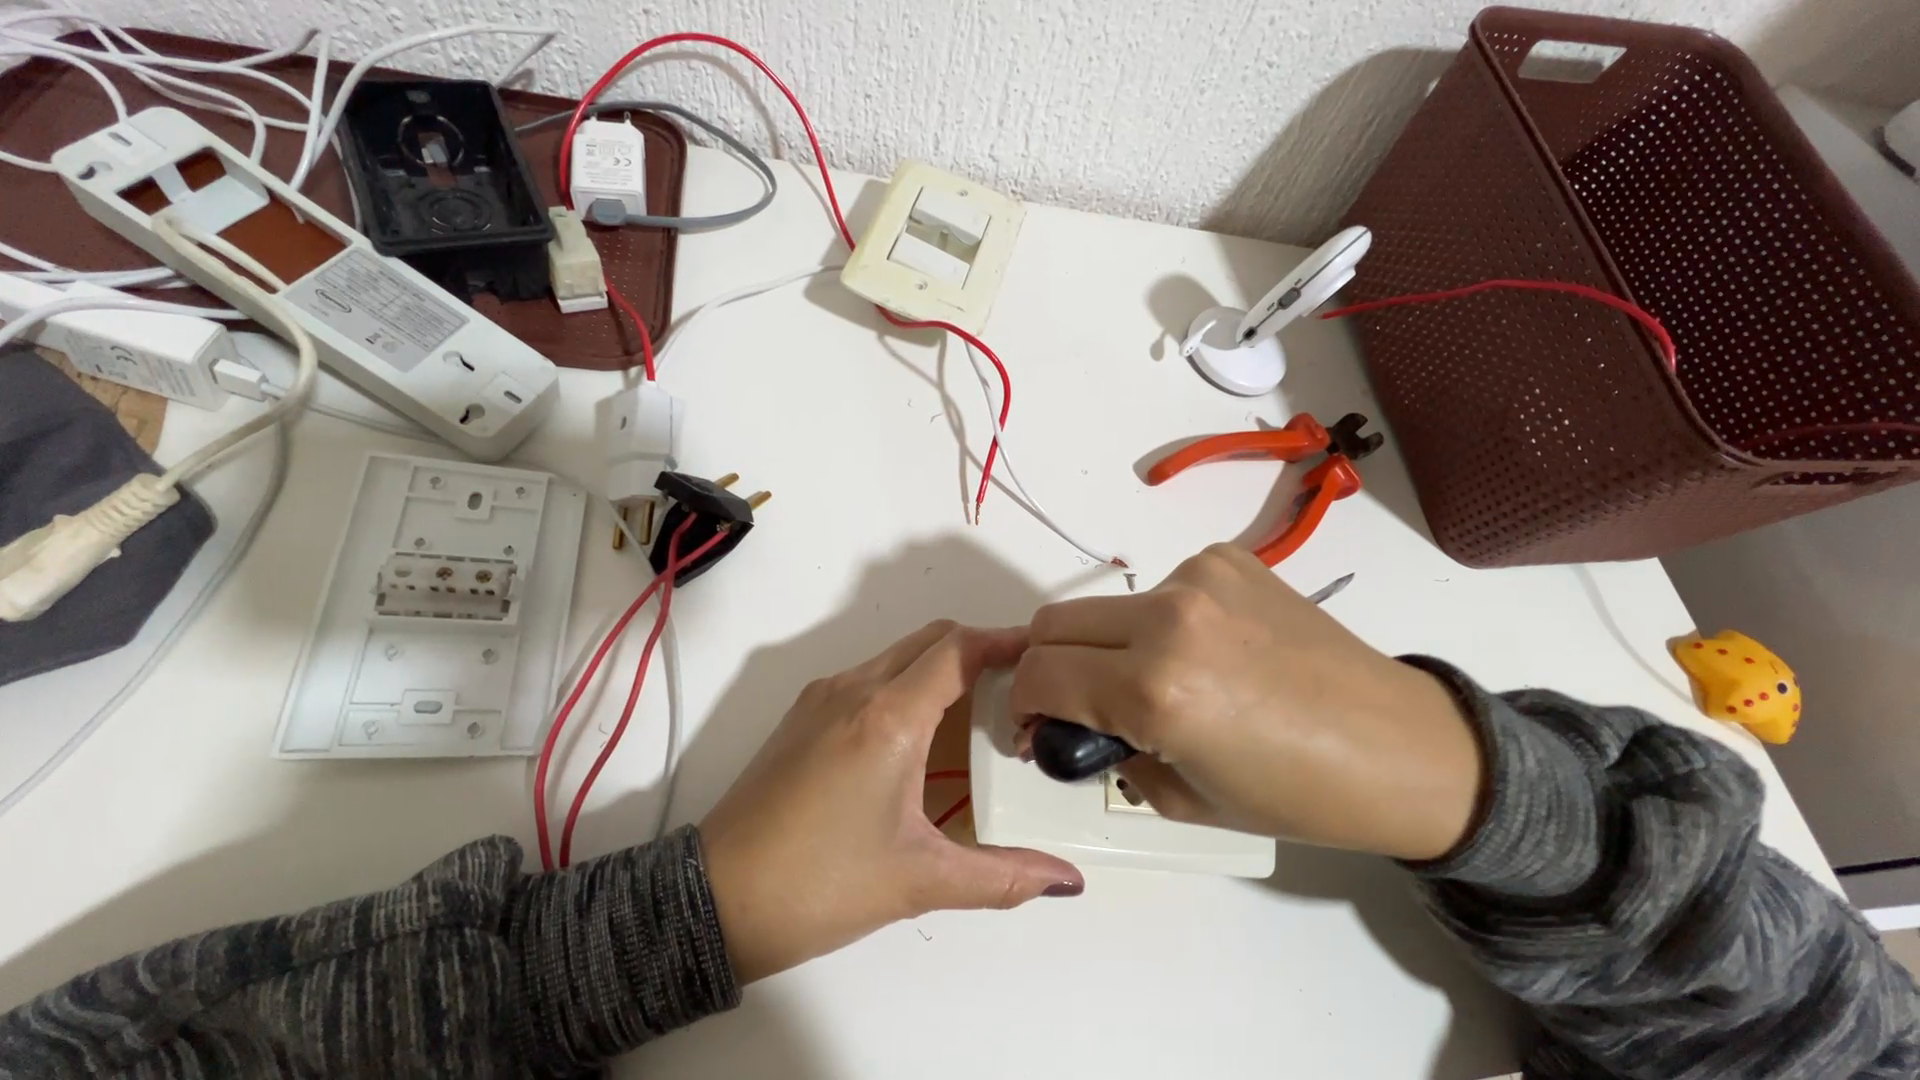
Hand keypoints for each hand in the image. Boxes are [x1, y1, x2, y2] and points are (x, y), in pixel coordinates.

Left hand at [700, 621, 1084, 984]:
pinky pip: (868, 677)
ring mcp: (821, 698)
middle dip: (979, 649)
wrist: (713, 900)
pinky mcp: (801, 716)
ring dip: (940, 666)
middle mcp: (854, 689)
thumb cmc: (820, 886)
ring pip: (897, 655)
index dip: (1007, 642)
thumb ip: (1003, 877)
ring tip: (980, 711)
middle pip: (931, 639)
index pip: (960, 649)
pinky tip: (922, 734)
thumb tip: (1068, 883)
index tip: (1043, 654)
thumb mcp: (919, 881)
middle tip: (1020, 687)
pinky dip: (906, 684)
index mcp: (889, 717)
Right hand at [1010, 545, 1481, 860]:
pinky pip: (1159, 588)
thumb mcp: (1181, 798)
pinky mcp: (1227, 560)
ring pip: (1104, 606)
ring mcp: (1201, 579)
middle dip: (1045, 668)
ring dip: (1104, 644)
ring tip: (1152, 681)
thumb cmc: (1296, 795)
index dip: (1022, 708)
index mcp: (1157, 689)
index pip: (1039, 676)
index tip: (1035, 729)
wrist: (1401, 748)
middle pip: (1052, 624)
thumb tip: (1073, 727)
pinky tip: (1204, 652)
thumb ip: (1110, 754)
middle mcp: (1169, 618)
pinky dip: (1157, 622)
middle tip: (1072, 704)